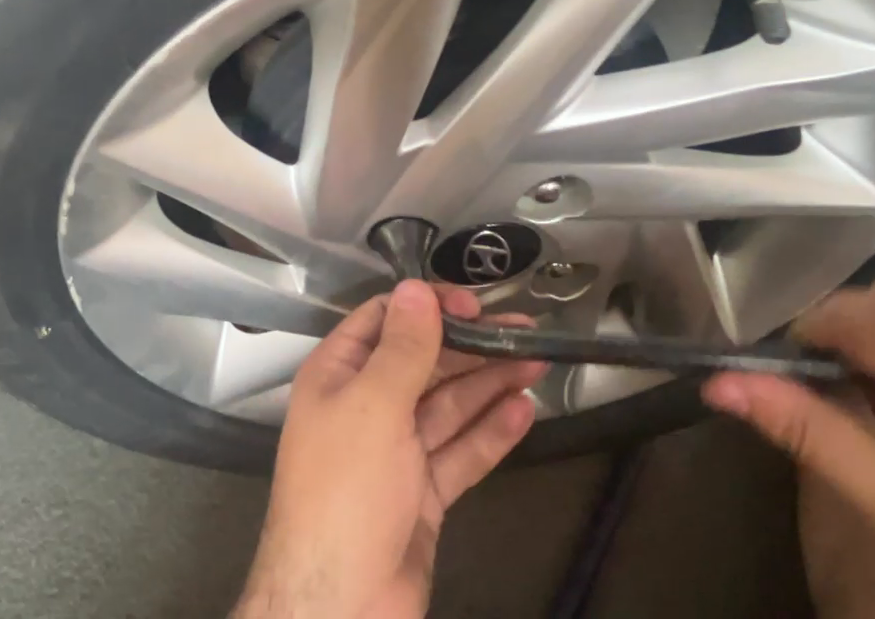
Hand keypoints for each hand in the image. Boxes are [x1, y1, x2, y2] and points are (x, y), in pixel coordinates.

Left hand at [232, 280, 543, 618]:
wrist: (340, 605)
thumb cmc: (345, 491)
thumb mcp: (373, 406)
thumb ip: (403, 348)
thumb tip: (416, 287)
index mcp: (337, 377)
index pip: (383, 323)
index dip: (427, 308)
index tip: (474, 304)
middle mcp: (364, 408)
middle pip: (423, 364)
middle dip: (471, 347)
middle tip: (525, 333)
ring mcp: (394, 454)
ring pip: (447, 408)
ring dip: (489, 385)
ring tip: (536, 364)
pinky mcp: (421, 494)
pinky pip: (459, 453)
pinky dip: (490, 434)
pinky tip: (523, 412)